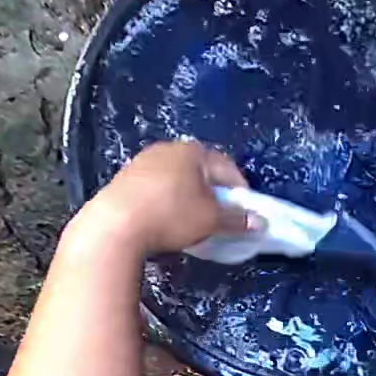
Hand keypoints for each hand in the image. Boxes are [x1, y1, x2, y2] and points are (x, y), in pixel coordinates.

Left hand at [81, 141, 260, 253]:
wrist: (115, 226)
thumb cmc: (171, 215)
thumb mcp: (211, 220)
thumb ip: (237, 219)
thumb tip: (259, 222)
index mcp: (193, 151)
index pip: (227, 168)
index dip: (240, 191)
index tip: (244, 213)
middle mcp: (168, 149)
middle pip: (201, 171)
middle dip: (213, 193)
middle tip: (220, 217)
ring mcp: (143, 162)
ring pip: (178, 179)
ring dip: (189, 198)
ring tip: (193, 222)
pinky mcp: (125, 179)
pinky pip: (157, 188)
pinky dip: (168, 202)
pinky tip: (166, 221)